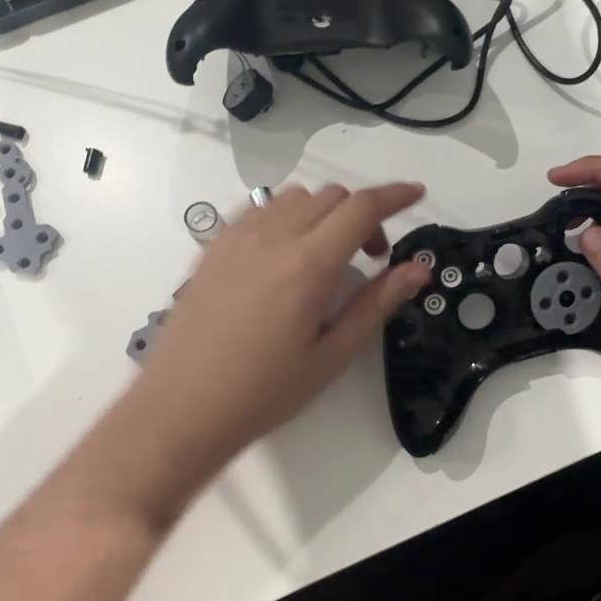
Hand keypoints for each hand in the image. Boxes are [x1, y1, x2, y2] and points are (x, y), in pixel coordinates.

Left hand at [111, 183, 431, 504]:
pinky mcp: (214, 247)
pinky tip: (286, 254)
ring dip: (324, 212)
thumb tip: (418, 269)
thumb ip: (376, 304)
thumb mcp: (331, 356)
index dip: (396, 196)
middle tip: (371, 257)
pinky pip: (260, 209)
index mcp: (307, 265)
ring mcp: (237, 238)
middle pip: (331, 196)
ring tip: (327, 256)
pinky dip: (287, 216)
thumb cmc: (264, 391)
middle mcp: (272, 237)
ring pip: (295, 197)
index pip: (362, 208)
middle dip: (362, 215)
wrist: (183, 406)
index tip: (417, 194)